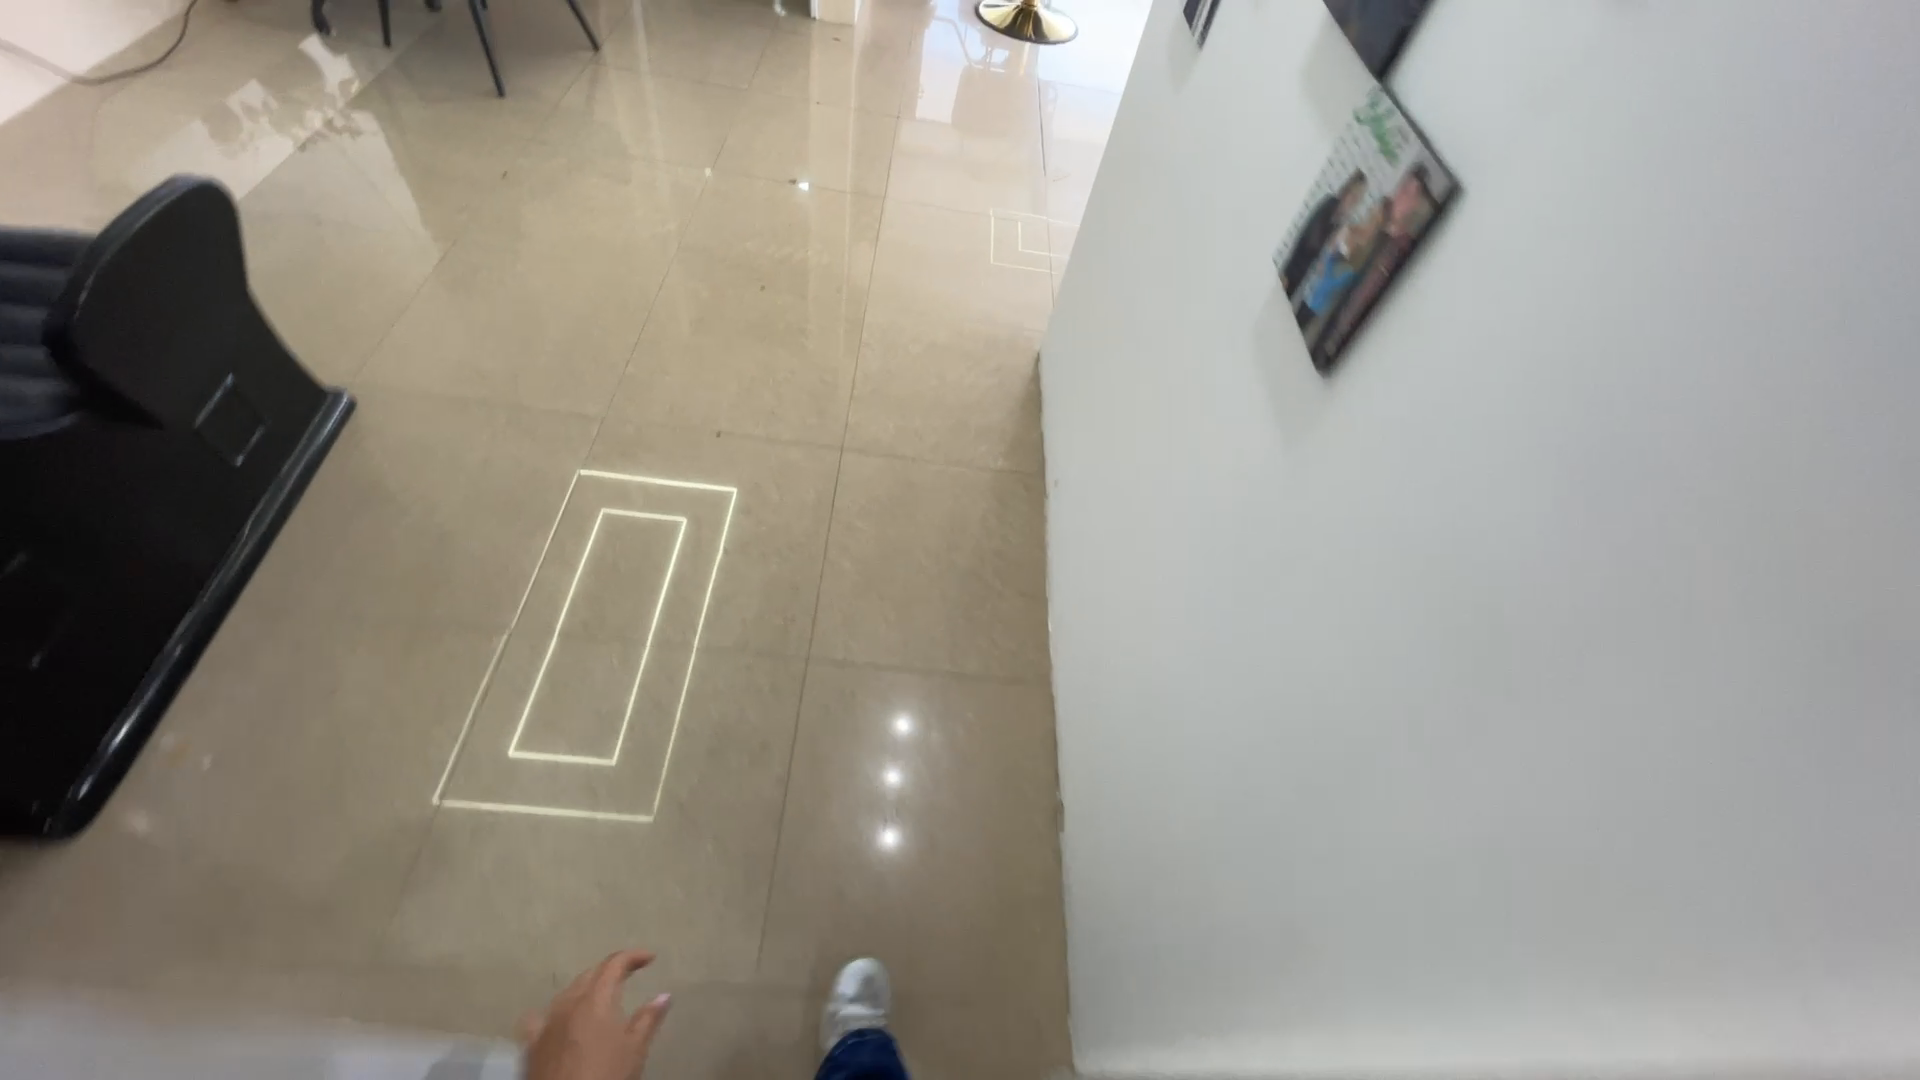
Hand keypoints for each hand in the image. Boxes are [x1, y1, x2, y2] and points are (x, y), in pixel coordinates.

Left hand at [521, 949, 672, 1079]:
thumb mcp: (634, 1050)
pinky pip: (538, 1019)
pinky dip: (552, 1013)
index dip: (633, 956)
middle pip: (590, 974)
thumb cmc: (605, 1077)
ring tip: (599, 996)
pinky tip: (556, 1020)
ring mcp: (546, 1025)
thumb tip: (664, 995)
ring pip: (566, 993)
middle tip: (630, 974)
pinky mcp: (531, 1047)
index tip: (651, 958)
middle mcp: (568, 1005)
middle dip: (611, 970)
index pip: (614, 964)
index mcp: (596, 1000)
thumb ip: (648, 1019)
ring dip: (585, 987)